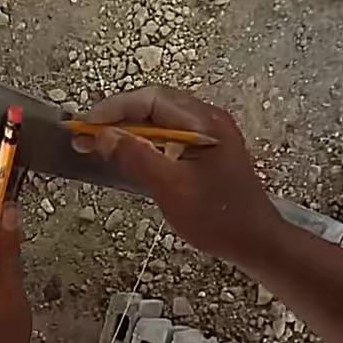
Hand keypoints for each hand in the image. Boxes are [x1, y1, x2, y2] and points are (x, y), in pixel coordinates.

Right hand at [70, 86, 281, 260]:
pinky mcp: (205, 155)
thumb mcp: (171, 188)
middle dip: (117, 119)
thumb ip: (136, 158)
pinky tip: (127, 157)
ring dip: (129, 133)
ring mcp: (208, 137)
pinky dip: (144, 145)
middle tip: (86, 137)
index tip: (85, 125)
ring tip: (99, 146)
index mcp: (204, 123)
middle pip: (154, 106)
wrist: (256, 243)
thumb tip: (104, 136)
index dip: (113, 109)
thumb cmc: (219, 219)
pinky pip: (169, 139)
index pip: (150, 99)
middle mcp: (208, 122)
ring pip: (160, 123)